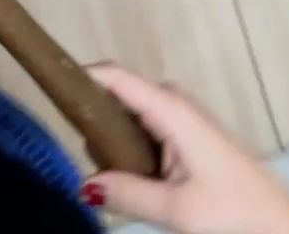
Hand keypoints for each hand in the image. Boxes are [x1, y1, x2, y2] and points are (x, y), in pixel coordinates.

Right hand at [83, 66, 288, 233]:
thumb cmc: (237, 214)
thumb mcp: (177, 210)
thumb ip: (127, 192)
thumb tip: (83, 183)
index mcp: (171, 109)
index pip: (117, 76)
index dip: (83, 74)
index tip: (50, 81)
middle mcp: (177, 105)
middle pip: (122, 95)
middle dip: (97, 117)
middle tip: (80, 151)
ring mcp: (186, 121)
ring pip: (134, 116)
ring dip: (115, 137)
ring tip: (105, 171)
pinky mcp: (192, 140)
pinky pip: (149, 131)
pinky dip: (132, 147)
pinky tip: (129, 176)